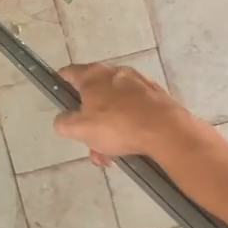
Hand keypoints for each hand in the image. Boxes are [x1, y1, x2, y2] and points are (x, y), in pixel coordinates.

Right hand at [52, 62, 199, 162]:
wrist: (168, 132)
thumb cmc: (118, 126)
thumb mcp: (80, 129)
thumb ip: (63, 123)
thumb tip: (63, 120)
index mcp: (93, 75)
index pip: (69, 73)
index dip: (61, 84)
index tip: (59, 98)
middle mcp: (116, 73)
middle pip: (94, 95)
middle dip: (89, 121)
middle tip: (90, 143)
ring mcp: (139, 83)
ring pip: (116, 106)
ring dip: (109, 129)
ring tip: (111, 154)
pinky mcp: (157, 96)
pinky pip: (135, 110)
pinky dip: (129, 126)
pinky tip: (131, 146)